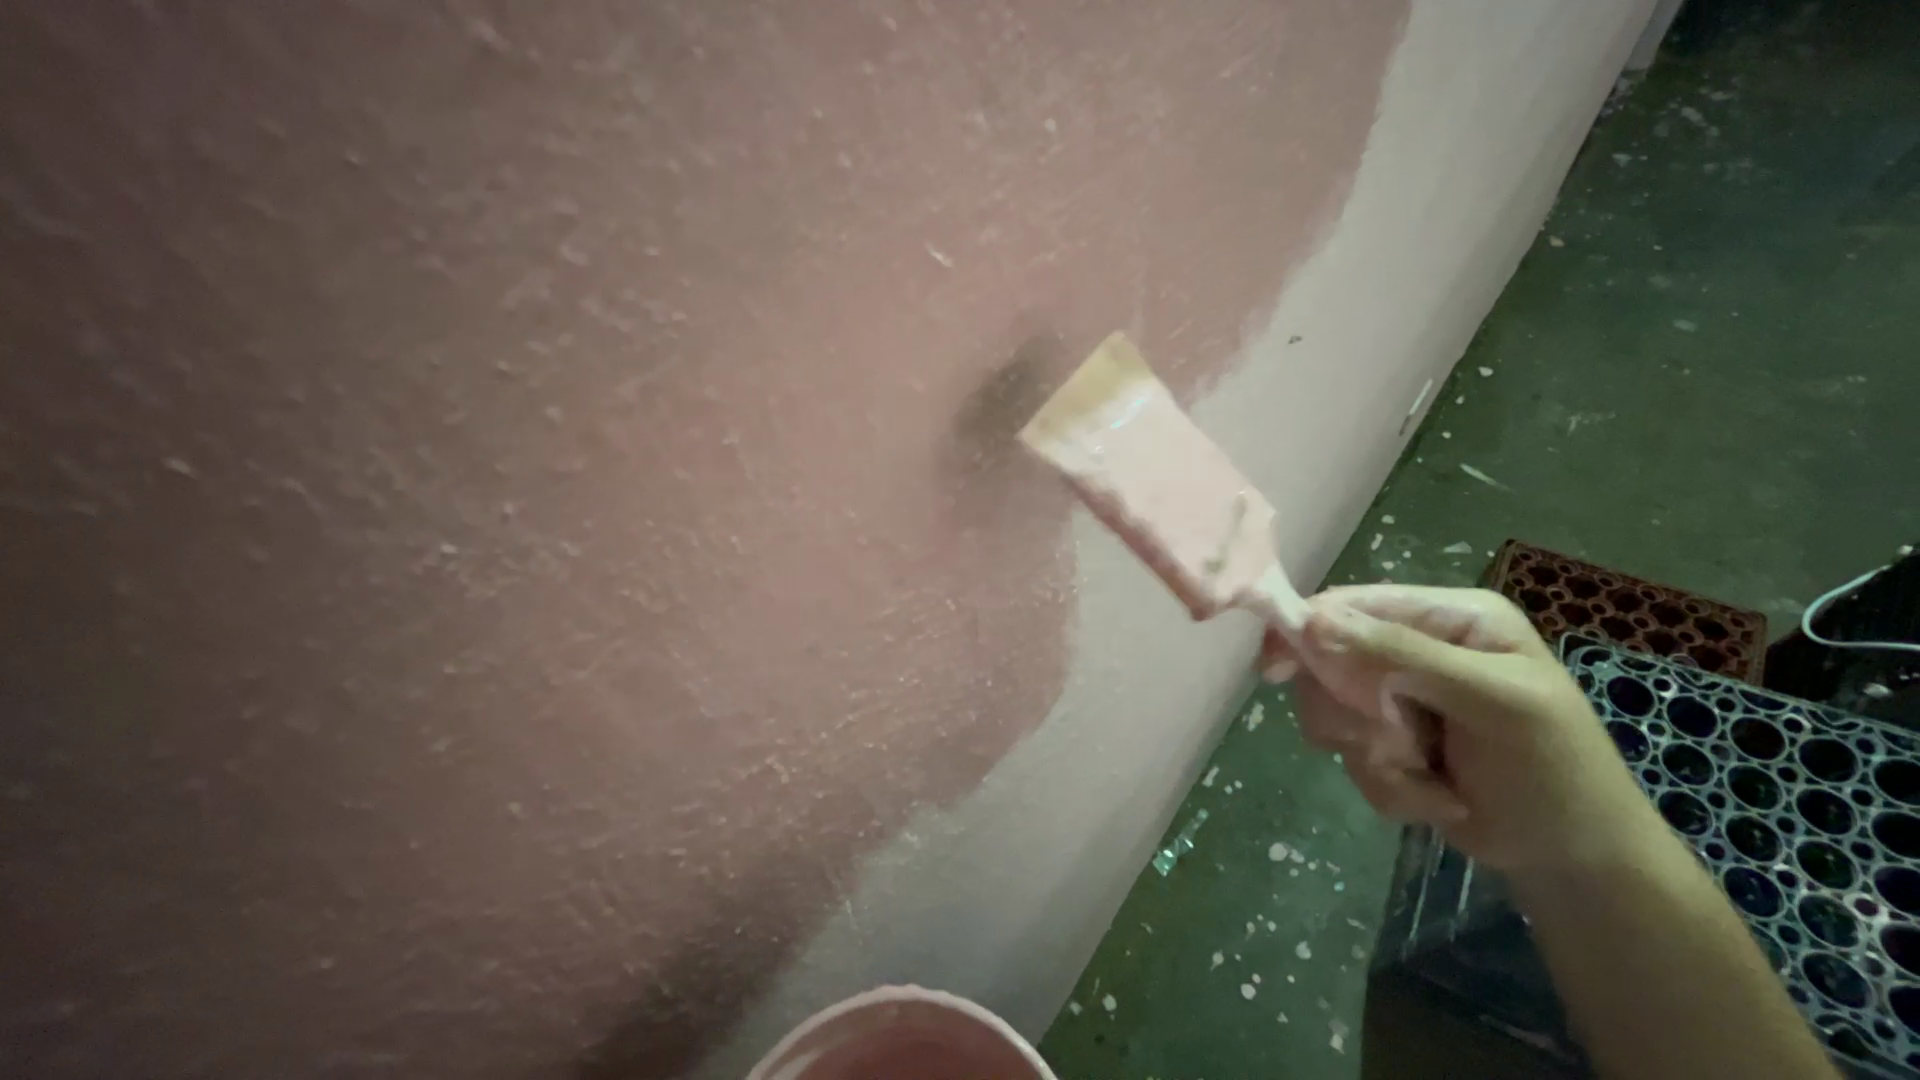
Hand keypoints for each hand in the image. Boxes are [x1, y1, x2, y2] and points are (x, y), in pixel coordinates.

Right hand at [1281, 585, 1668, 872]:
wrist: (1579, 862)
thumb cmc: (1554, 771)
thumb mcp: (1490, 703)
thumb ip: (1403, 656)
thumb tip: (1312, 622)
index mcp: (1448, 617)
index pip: (1350, 605)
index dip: (1306, 632)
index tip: (1274, 671)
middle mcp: (1417, 647)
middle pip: (1326, 660)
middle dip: (1355, 714)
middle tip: (1394, 745)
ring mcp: (1400, 696)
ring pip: (1331, 712)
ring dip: (1374, 756)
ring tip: (1427, 776)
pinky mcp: (1390, 741)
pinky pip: (1349, 755)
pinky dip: (1386, 785)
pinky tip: (1434, 797)